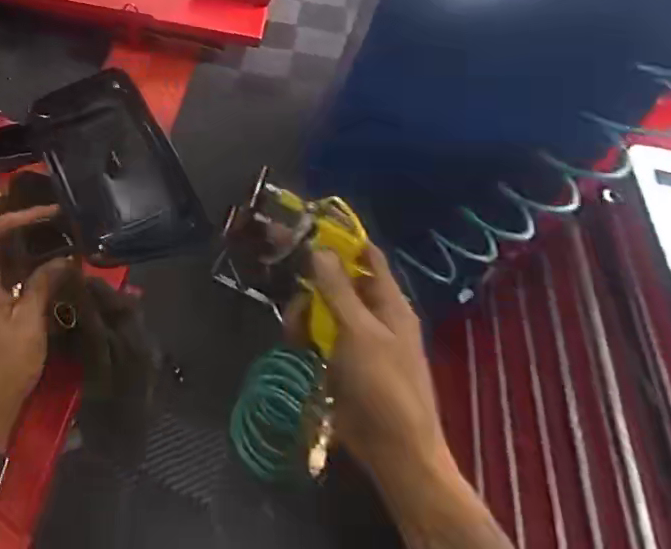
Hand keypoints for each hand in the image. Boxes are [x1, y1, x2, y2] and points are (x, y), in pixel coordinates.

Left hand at [0, 205, 76, 450]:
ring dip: (25, 245)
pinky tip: (49, 268)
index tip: (47, 213)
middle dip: (22, 225)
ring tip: (57, 238)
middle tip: (55, 220)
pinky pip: (4, 274)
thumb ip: (43, 285)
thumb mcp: (29, 324)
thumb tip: (64, 259)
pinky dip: (24, 266)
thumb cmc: (6, 367)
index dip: (15, 216)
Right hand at [300, 243, 448, 485]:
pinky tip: (296, 344)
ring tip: (295, 327)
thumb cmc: (384, 386)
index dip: (340, 236)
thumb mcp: (359, 332)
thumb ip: (337, 288)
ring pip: (319, 304)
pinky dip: (302, 332)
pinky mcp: (337, 358)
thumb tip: (319, 248)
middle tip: (277, 257)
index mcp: (389, 303)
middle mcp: (372, 314)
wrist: (393, 451)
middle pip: (335, 277)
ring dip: (302, 309)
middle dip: (308, 273)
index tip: (306, 219)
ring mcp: (354, 337)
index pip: (366, 255)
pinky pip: (314, 332)